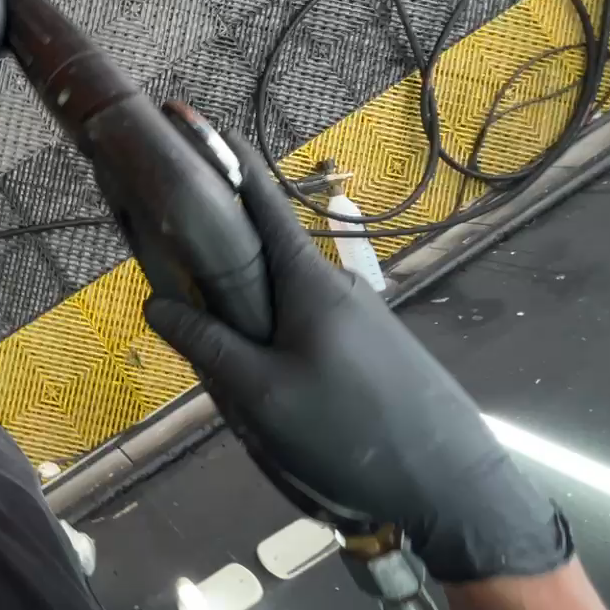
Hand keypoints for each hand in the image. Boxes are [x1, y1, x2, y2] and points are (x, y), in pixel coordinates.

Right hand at [144, 133, 570, 583]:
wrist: (456, 492)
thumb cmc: (352, 430)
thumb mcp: (262, 394)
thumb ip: (206, 344)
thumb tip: (153, 306)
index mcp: (305, 279)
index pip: (259, 197)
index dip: (223, 154)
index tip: (188, 117)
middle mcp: (330, 283)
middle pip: (261, 240)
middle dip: (214, 232)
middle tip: (168, 251)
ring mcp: (353, 314)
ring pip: (278, 286)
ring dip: (239, 290)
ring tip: (207, 331)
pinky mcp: (366, 345)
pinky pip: (299, 315)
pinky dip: (265, 318)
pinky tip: (257, 364)